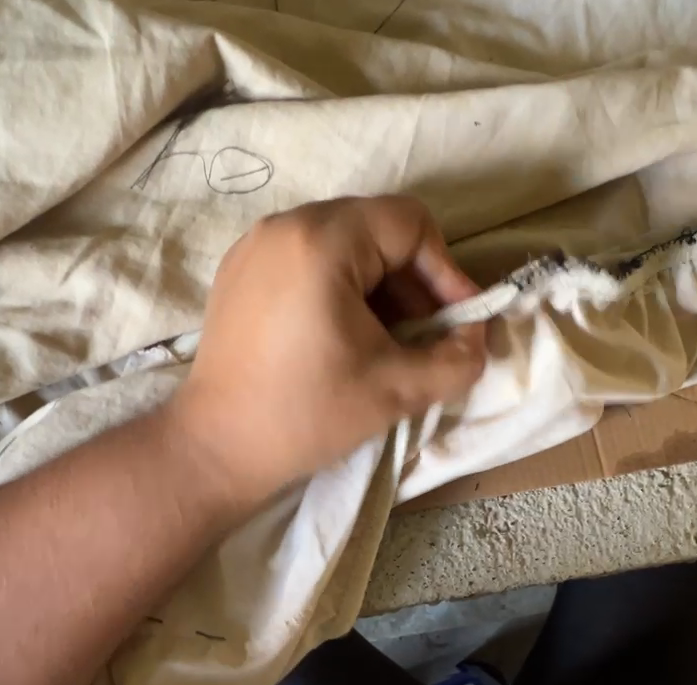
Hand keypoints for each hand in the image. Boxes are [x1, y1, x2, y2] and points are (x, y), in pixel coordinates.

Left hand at [169, 195, 485, 504]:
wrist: (218, 447)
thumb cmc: (309, 414)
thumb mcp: (398, 390)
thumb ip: (457, 358)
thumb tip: (478, 337)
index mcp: (323, 241)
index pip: (411, 224)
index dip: (447, 272)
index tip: (460, 322)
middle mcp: (285, 226)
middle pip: (376, 229)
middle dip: (415, 280)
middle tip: (430, 334)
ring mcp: (255, 246)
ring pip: (343, 244)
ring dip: (381, 286)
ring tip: (392, 341)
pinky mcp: (240, 273)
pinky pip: (308, 260)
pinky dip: (341, 289)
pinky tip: (347, 338)